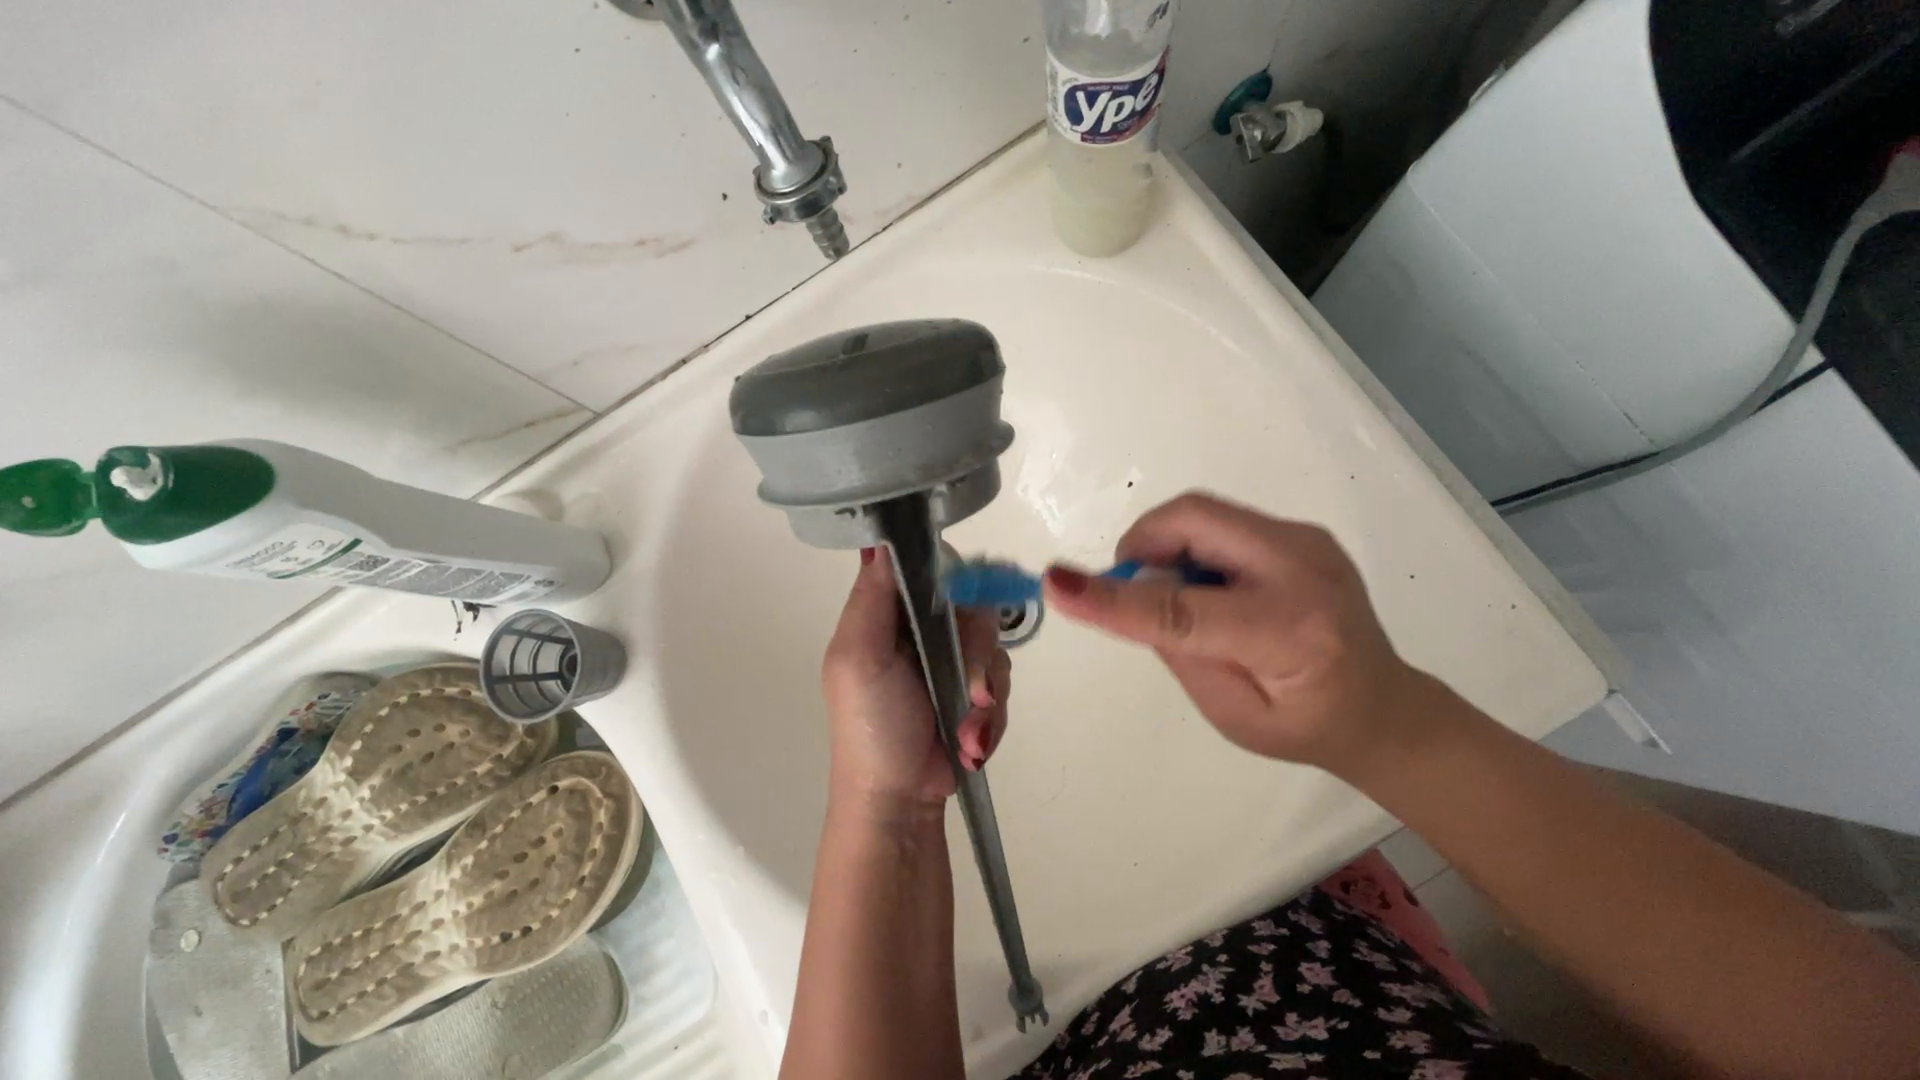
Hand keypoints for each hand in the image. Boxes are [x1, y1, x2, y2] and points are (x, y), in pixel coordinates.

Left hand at [821, 548, 1010, 818]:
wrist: (898, 801)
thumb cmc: (870, 726)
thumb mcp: (857, 658)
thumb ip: (871, 598)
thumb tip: (881, 540)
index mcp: (888, 615)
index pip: (932, 570)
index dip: (956, 581)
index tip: (965, 610)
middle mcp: (922, 631)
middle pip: (975, 607)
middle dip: (979, 654)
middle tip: (971, 690)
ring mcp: (952, 662)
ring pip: (994, 647)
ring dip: (986, 694)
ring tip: (967, 730)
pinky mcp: (974, 694)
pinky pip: (1002, 683)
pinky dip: (991, 717)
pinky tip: (972, 743)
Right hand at [1043, 491, 1423, 774]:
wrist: (1380, 704)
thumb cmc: (1302, 725)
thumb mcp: (1232, 714)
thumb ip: (1180, 650)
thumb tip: (1129, 593)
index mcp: (1291, 634)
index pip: (1183, 610)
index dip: (1116, 597)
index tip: (1057, 584)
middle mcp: (1304, 569)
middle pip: (1196, 520)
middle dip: (1142, 543)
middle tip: (1126, 585)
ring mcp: (1306, 540)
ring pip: (1204, 513)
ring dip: (1166, 545)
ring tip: (1173, 595)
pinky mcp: (1299, 531)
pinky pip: (1221, 522)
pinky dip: (1191, 547)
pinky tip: (1205, 588)